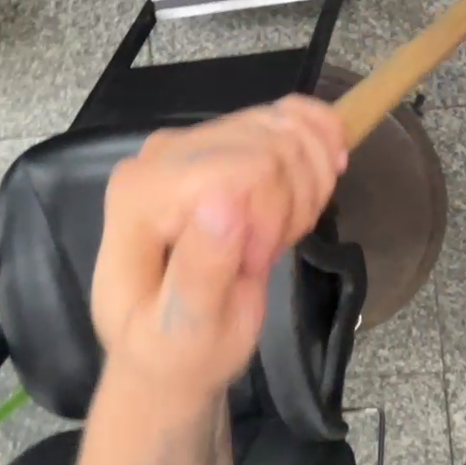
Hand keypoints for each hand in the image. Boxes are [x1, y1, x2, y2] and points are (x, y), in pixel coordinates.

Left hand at [89, 96, 347, 402]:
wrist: (175, 348)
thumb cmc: (175, 351)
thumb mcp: (183, 335)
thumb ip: (198, 272)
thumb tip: (226, 202)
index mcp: (140, 196)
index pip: (242, 168)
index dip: (270, 215)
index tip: (255, 264)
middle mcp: (162, 154)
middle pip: (271, 143)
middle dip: (294, 201)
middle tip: (271, 250)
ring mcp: (196, 142)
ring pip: (290, 128)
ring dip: (309, 182)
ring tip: (282, 230)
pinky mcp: (227, 139)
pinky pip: (291, 113)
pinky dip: (322, 139)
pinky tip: (325, 170)